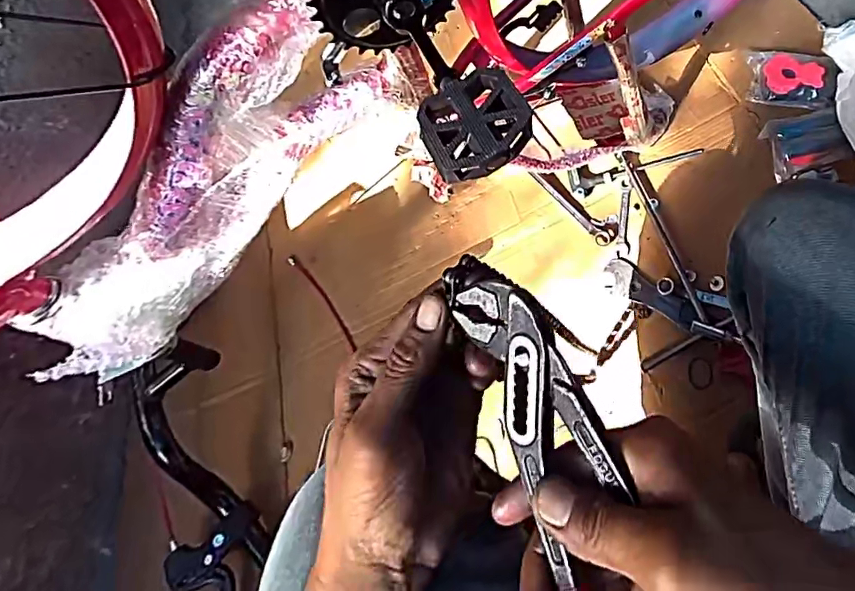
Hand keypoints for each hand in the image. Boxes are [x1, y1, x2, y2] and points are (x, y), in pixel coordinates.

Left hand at [309, 289, 499, 590]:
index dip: (444, 301)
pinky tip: (493, 373)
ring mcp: (435, 390)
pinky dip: (493, 367)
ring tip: (486, 360)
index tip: (474, 292)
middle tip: (490, 326)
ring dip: (483, 344)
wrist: (389, 561)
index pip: (414, 315)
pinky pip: (482, 373)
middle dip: (470, 320)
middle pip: (445, 324)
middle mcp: (405, 372)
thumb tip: (431, 308)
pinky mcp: (462, 409)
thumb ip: (405, 366)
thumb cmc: (361, 502)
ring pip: (466, 345)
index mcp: (372, 367)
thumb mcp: (377, 428)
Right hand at [492, 417, 854, 590]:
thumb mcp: (664, 552)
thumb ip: (600, 524)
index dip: (536, 484)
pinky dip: (611, 579)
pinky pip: (628, 554)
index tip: (502, 518)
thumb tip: (544, 494)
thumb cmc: (745, 570)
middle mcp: (653, 467)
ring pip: (601, 534)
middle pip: (582, 499)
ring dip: (581, 571)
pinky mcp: (678, 537)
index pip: (573, 453)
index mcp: (649, 449)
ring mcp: (667, 503)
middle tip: (543, 589)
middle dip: (557, 546)